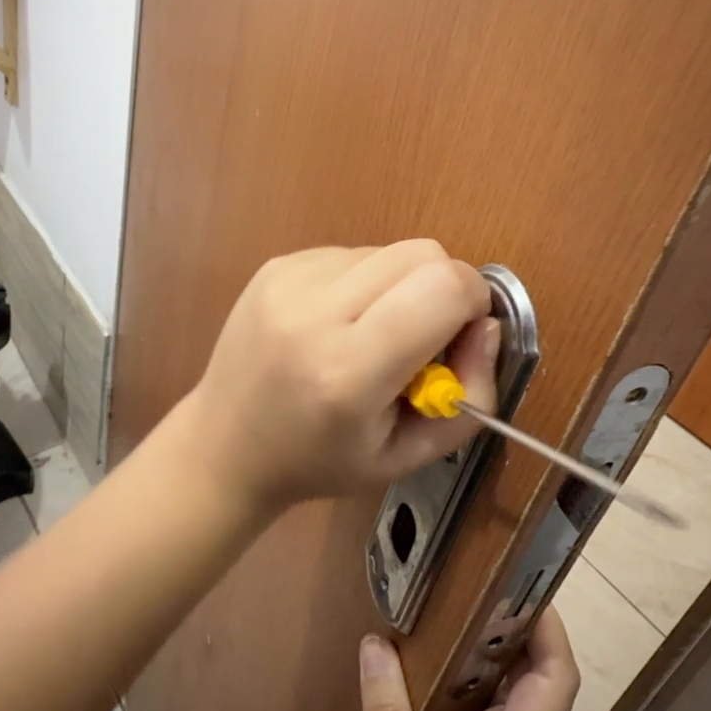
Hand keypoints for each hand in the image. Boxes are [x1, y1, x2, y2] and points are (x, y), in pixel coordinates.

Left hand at [176, 240, 498, 507]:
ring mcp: (289, 279)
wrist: (224, 444)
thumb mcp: (408, 455)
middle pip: (423, 253)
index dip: (473, 303)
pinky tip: (338, 322)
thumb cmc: (320, 461)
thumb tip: (485, 324)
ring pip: (388, 249)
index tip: (463, 337)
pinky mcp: (276, 264)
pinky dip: (363, 282)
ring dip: (400, 285)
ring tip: (370, 335)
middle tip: (424, 336)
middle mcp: (314, 311)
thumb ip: (470, 396)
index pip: (444, 288)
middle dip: (444, 288)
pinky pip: (352, 253)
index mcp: (347, 371)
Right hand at [359, 610, 580, 710]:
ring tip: (451, 621)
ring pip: (517, 702)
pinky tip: (438, 679)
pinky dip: (474, 694)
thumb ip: (390, 710)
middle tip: (469, 590)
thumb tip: (373, 644)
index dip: (549, 626)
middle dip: (509, 634)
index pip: (559, 675)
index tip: (520, 582)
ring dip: (490, 663)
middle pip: (538, 680)